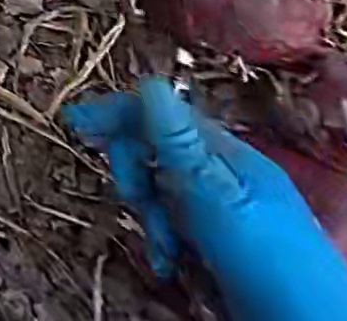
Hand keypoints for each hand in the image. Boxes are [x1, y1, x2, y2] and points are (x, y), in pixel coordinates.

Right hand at [63, 76, 346, 320]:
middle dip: (133, 171)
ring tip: (164, 248)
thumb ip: (180, 142)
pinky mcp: (219, 251)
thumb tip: (151, 81)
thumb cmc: (271, 266)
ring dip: (148, 214)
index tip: (75, 124)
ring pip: (159, 191)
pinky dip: (162, 241)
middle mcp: (224, 178)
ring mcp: (223, 215)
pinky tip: (170, 265)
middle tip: (134, 199)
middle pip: (154, 150)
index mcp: (228, 156)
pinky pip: (173, 227)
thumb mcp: (218, 198)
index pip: (160, 113)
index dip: (115, 113)